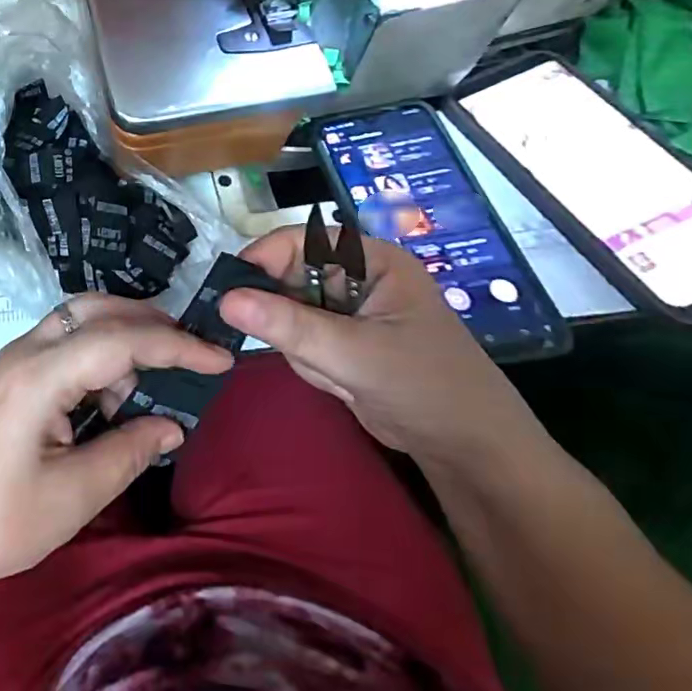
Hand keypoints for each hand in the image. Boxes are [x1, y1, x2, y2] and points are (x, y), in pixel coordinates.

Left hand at [0, 294, 234, 611]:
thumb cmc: (0, 523)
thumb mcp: (77, 494)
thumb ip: (131, 450)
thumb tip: (173, 424)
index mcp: (38, 375)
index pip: (119, 340)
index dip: (175, 346)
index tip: (221, 358)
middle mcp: (24, 353)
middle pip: (94, 311)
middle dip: (148, 324)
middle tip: (192, 352)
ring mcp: (13, 363)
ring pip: (78, 324)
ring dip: (121, 342)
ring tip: (153, 388)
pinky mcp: (11, 379)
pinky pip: (63, 347)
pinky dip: (97, 359)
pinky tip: (113, 400)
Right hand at [218, 225, 549, 472]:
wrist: (466, 450)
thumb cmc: (426, 386)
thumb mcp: (356, 354)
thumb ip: (290, 326)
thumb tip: (225, 300)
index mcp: (370, 260)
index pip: (299, 241)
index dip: (263, 258)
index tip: (231, 291)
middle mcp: (354, 276)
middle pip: (286, 275)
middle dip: (287, 316)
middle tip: (300, 347)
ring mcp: (344, 308)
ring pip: (285, 311)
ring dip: (300, 345)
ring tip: (335, 371)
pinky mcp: (337, 338)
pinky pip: (296, 338)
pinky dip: (307, 361)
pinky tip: (338, 380)